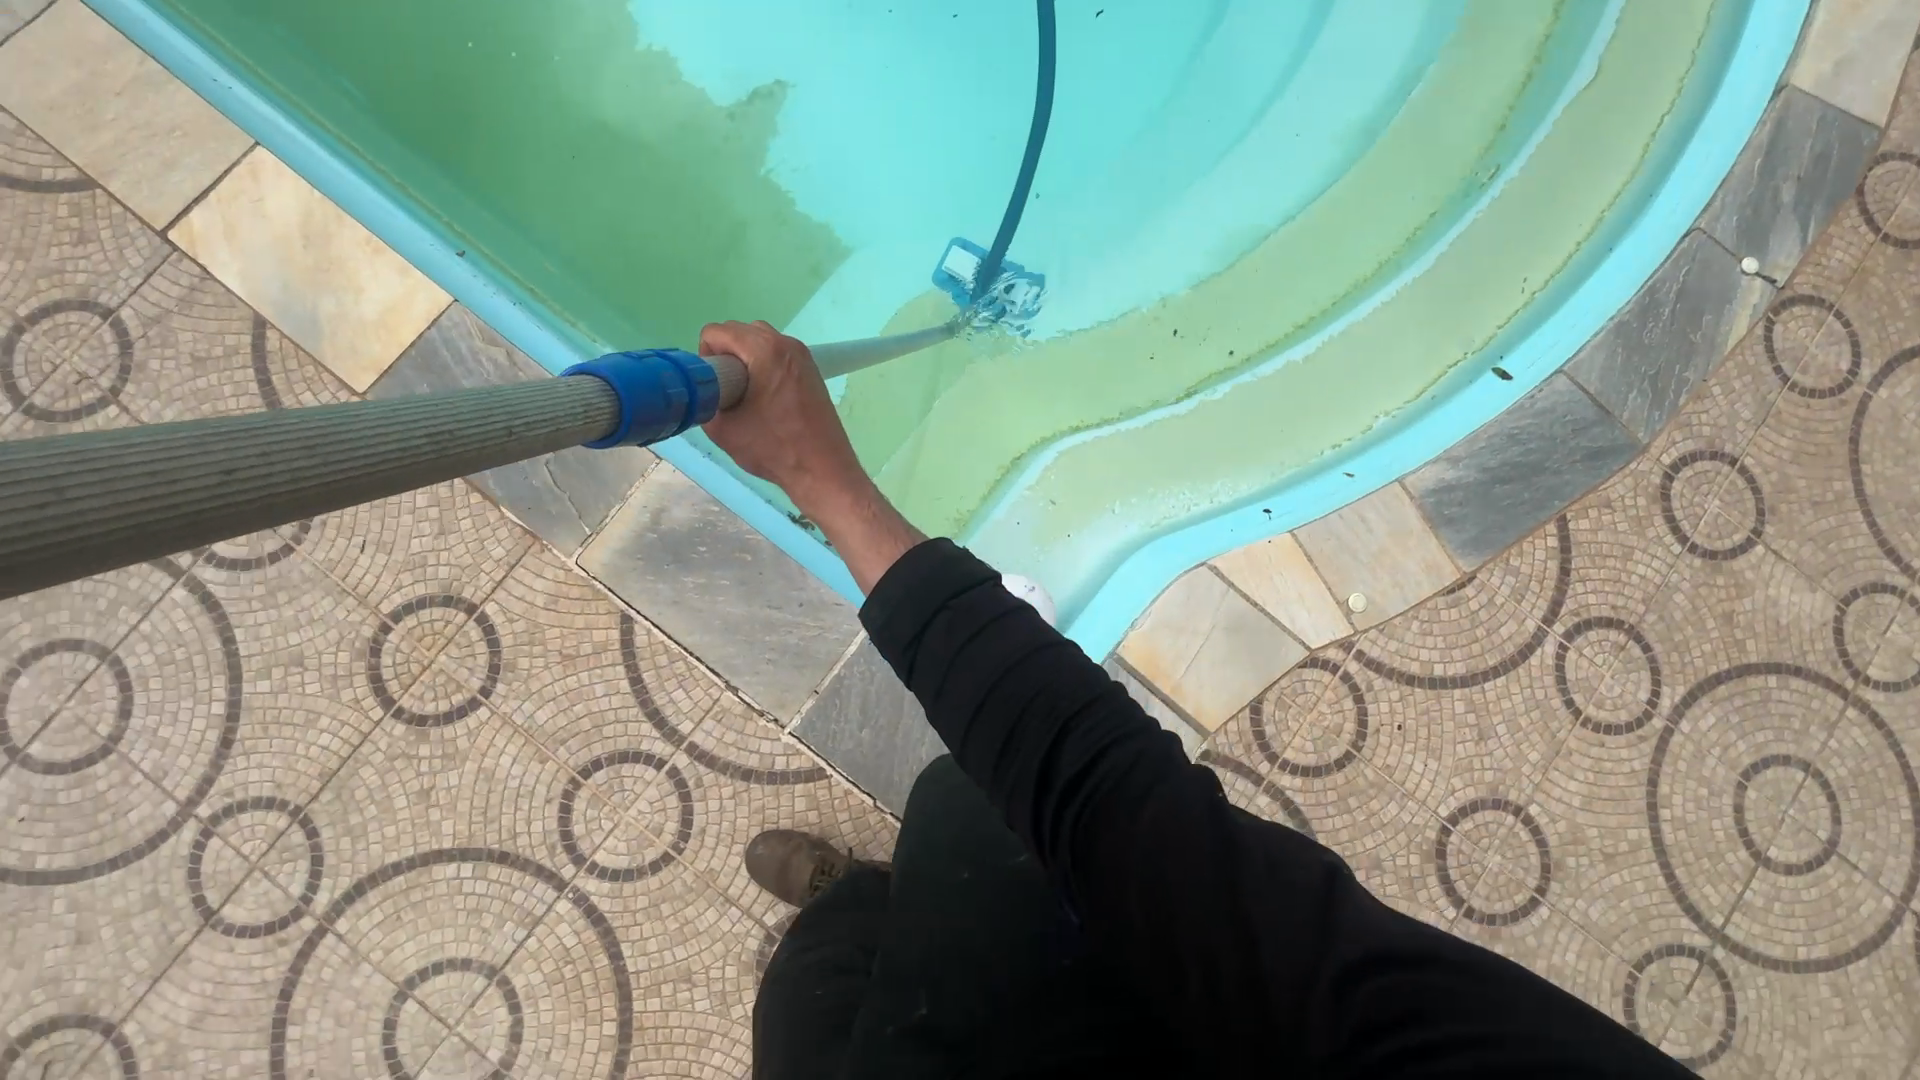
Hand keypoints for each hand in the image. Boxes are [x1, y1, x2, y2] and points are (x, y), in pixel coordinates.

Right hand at [699, 320, 867, 513]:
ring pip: (761, 341)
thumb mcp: (723, 430)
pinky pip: (778, 355)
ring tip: (746, 396)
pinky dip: (765, 366)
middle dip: (726, 356)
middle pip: (741, 332)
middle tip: (727, 391)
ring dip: (746, 360)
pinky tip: (766, 399)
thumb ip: (704, 403)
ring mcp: (804, 356)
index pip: (718, 332)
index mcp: (765, 351)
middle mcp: (787, 344)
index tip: (714, 387)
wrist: (823, 469)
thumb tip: (704, 394)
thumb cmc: (773, 449)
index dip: (707, 358)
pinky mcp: (812, 370)